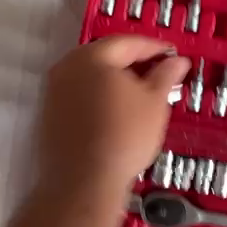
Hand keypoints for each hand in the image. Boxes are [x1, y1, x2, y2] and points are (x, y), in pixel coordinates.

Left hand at [34, 36, 189, 210]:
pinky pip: (80, 96)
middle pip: (106, 57)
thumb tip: (178, 61)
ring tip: (142, 95)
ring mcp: (53, 91)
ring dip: (117, 81)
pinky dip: (100, 97)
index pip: (128, 42)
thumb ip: (166, 75)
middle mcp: (67, 67)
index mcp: (91, 57)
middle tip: (160, 73)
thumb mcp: (155, 102)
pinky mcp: (49, 115)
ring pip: (92, 77)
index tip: (173, 55)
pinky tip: (118, 113)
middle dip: (134, 63)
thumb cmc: (124, 137)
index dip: (154, 48)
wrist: (83, 183)